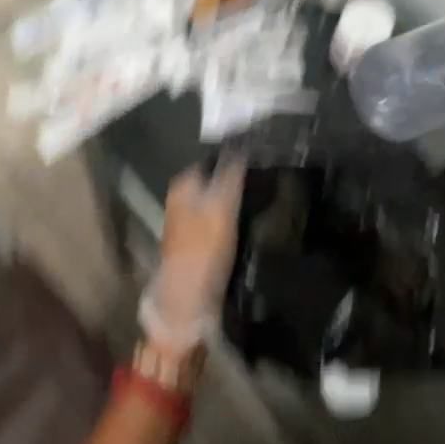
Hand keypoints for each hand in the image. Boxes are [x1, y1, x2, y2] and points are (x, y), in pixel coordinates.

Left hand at [140, 157, 245, 352]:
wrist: (187, 299)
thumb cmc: (204, 247)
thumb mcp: (223, 205)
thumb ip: (231, 173)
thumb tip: (241, 145)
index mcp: (183, 183)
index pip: (214, 158)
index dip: (237, 158)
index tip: (261, 162)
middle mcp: (180, 197)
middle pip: (214, 179)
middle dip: (236, 180)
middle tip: (264, 183)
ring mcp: (184, 220)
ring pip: (215, 200)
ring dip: (234, 200)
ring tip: (260, 201)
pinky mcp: (192, 241)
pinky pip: (215, 219)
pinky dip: (229, 219)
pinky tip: (245, 224)